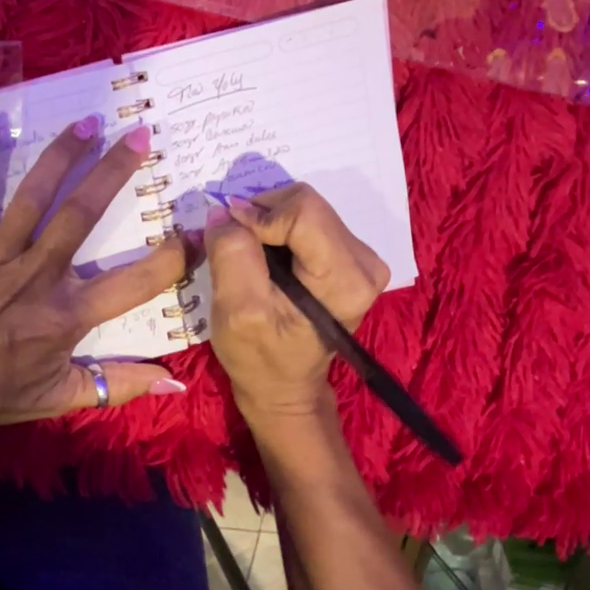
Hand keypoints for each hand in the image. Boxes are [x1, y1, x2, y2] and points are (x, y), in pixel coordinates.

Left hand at [0, 115, 190, 439]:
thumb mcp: (59, 397)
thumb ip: (116, 385)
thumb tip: (172, 382)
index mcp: (66, 314)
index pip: (134, 283)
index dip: (172, 258)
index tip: (196, 232)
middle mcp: (35, 275)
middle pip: (81, 214)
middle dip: (114, 171)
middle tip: (140, 136)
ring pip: (30, 195)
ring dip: (60, 154)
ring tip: (88, 121)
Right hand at [203, 184, 389, 421]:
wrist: (282, 386)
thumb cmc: (259, 357)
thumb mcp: (236, 311)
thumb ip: (232, 255)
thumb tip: (225, 212)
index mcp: (345, 279)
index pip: (302, 211)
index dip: (257, 216)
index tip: (227, 237)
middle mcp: (364, 262)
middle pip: (304, 203)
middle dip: (261, 218)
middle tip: (233, 247)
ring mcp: (359, 257)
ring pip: (303, 207)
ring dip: (266, 224)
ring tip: (248, 256)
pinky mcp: (347, 255)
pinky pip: (305, 219)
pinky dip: (276, 230)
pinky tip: (264, 258)